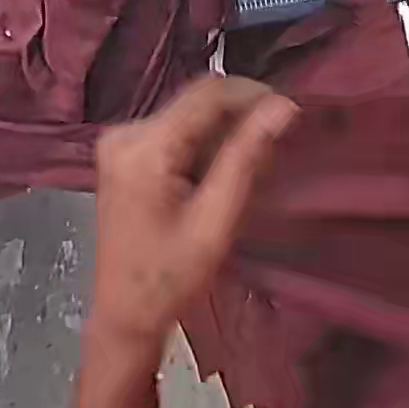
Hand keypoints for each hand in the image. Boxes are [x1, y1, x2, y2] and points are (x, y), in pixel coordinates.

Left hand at [90, 77, 298, 354]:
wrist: (125, 313)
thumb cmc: (172, 277)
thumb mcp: (217, 219)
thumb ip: (247, 157)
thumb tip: (282, 107)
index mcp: (145, 147)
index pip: (208, 94)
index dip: (253, 95)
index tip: (288, 113)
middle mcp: (125, 132)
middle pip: (197, 100)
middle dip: (239, 117)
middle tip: (270, 151)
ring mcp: (120, 140)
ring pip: (190, 113)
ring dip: (224, 132)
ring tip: (247, 168)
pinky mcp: (124, 151)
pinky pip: (176, 128)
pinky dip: (204, 142)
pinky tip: (217, 174)